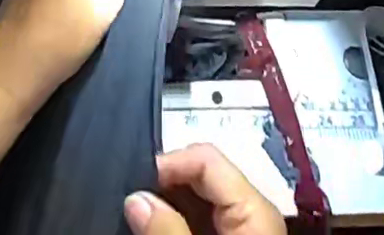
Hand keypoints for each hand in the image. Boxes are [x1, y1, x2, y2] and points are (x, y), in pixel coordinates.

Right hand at [124, 144, 285, 234]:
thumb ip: (170, 230)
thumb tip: (135, 198)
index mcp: (255, 206)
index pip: (206, 157)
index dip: (168, 163)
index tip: (133, 181)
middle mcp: (252, 211)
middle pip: (200, 175)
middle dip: (163, 184)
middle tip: (128, 199)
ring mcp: (243, 229)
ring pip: (197, 199)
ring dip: (166, 204)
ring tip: (136, 214)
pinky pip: (200, 220)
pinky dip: (175, 221)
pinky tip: (154, 228)